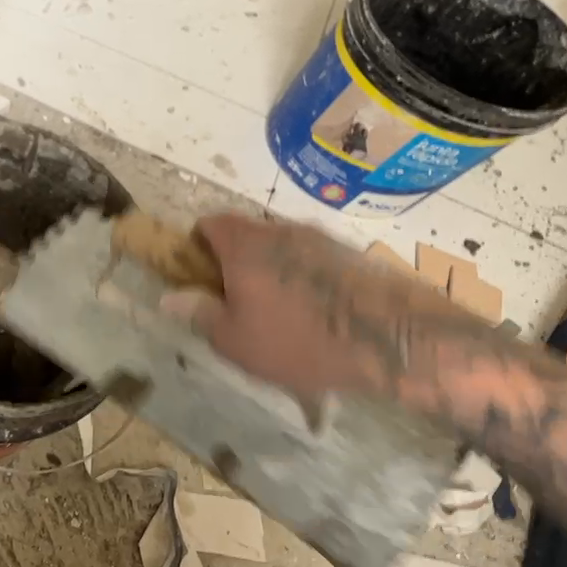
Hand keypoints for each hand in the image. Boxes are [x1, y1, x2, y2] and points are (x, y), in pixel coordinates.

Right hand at [166, 214, 488, 404]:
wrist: (398, 342)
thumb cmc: (300, 342)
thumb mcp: (235, 341)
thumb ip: (199, 314)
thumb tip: (169, 298)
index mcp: (245, 245)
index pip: (208, 224)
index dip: (197, 247)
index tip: (201, 279)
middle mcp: (282, 230)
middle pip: (246, 234)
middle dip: (235, 262)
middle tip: (237, 302)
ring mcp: (323, 239)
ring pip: (283, 248)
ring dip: (273, 271)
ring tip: (281, 314)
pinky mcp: (354, 255)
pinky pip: (315, 260)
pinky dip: (306, 279)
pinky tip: (317, 317)